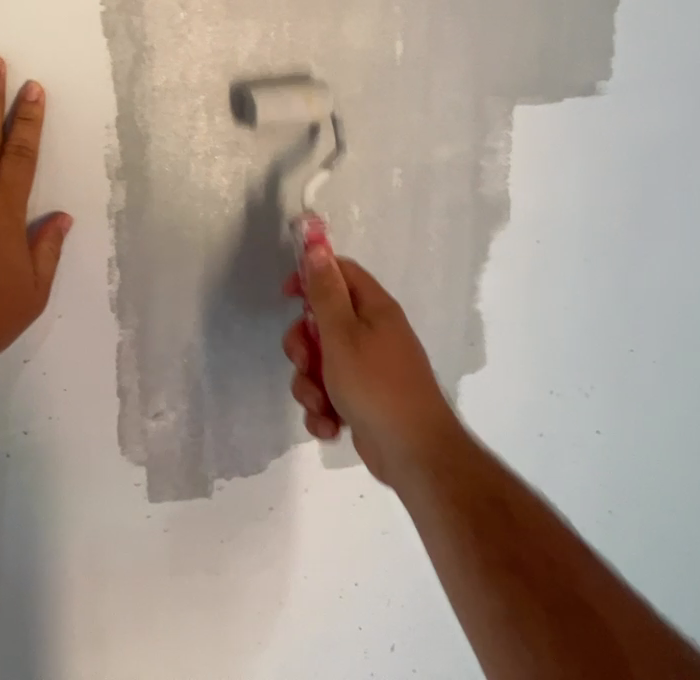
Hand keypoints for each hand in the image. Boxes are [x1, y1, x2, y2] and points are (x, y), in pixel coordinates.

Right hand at [282, 248, 459, 485]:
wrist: (413, 453)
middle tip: (305, 362)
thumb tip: (317, 246)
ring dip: (310, 385)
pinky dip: (323, 410)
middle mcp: (372, 333)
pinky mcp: (361, 400)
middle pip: (321, 322)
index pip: (339, 273)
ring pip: (319, 363)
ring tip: (321, 405)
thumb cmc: (376, 386)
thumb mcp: (342, 334)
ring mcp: (367, 369)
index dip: (311, 277)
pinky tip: (330, 426)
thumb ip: (325, 292)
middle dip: (303, 346)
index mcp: (373, 309)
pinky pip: (328, 393)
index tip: (286, 296)